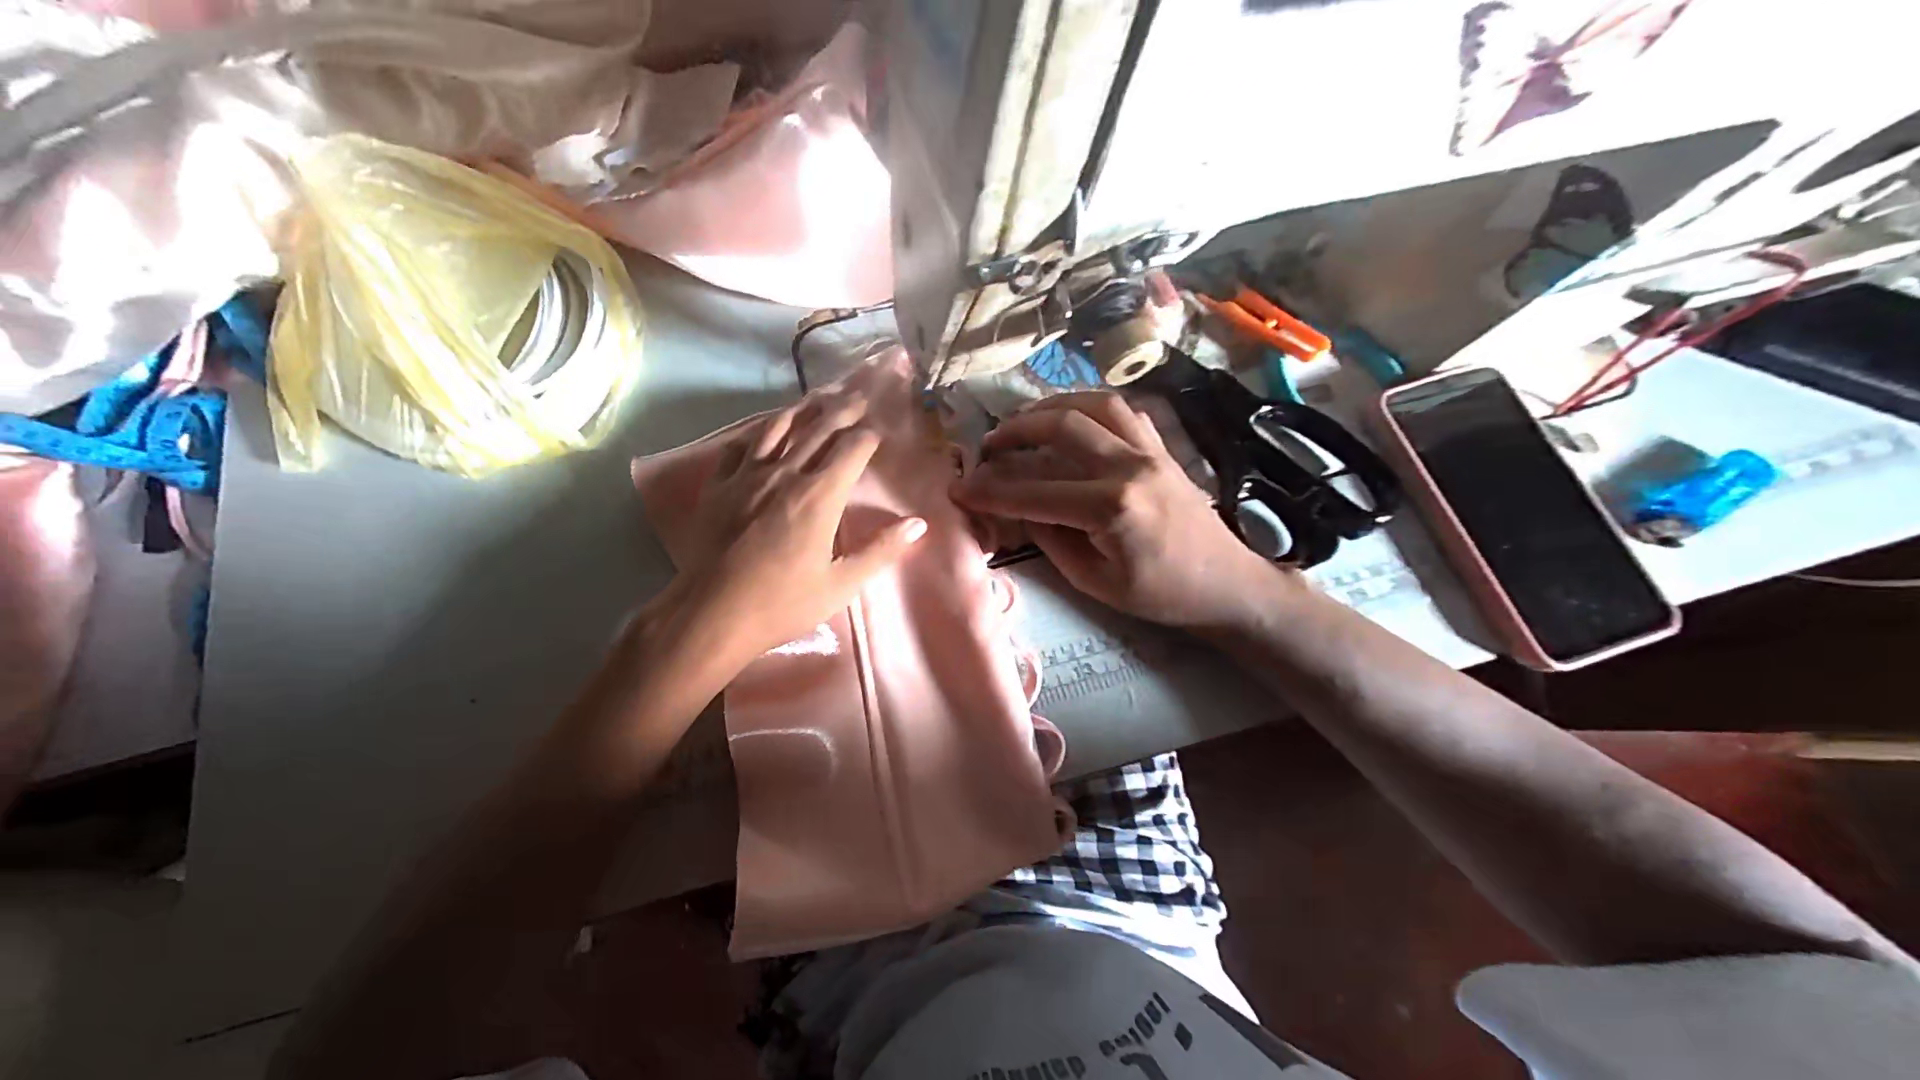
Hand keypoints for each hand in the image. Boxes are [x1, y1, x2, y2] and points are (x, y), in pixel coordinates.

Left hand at [653, 393, 925, 674]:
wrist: (712, 613)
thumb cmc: (783, 603)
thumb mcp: (841, 585)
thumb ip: (881, 550)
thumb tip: (918, 523)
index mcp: (820, 496)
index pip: (852, 448)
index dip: (869, 435)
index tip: (879, 432)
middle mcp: (785, 473)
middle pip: (819, 428)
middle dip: (844, 410)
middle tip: (859, 396)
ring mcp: (747, 475)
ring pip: (777, 427)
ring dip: (802, 410)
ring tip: (817, 398)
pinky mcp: (719, 485)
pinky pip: (739, 446)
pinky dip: (757, 434)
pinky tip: (762, 432)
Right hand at [950, 392, 1293, 630]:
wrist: (1226, 582)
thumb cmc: (1161, 594)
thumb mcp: (1094, 582)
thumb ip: (1051, 541)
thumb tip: (1018, 511)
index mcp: (1111, 507)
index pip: (1034, 493)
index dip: (991, 492)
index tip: (960, 488)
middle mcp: (1129, 466)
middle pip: (1060, 428)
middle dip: (1014, 433)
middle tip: (988, 448)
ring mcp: (1149, 450)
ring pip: (1092, 405)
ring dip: (1050, 408)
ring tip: (1023, 424)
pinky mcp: (1161, 446)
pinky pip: (1121, 411)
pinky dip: (1087, 407)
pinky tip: (1070, 421)